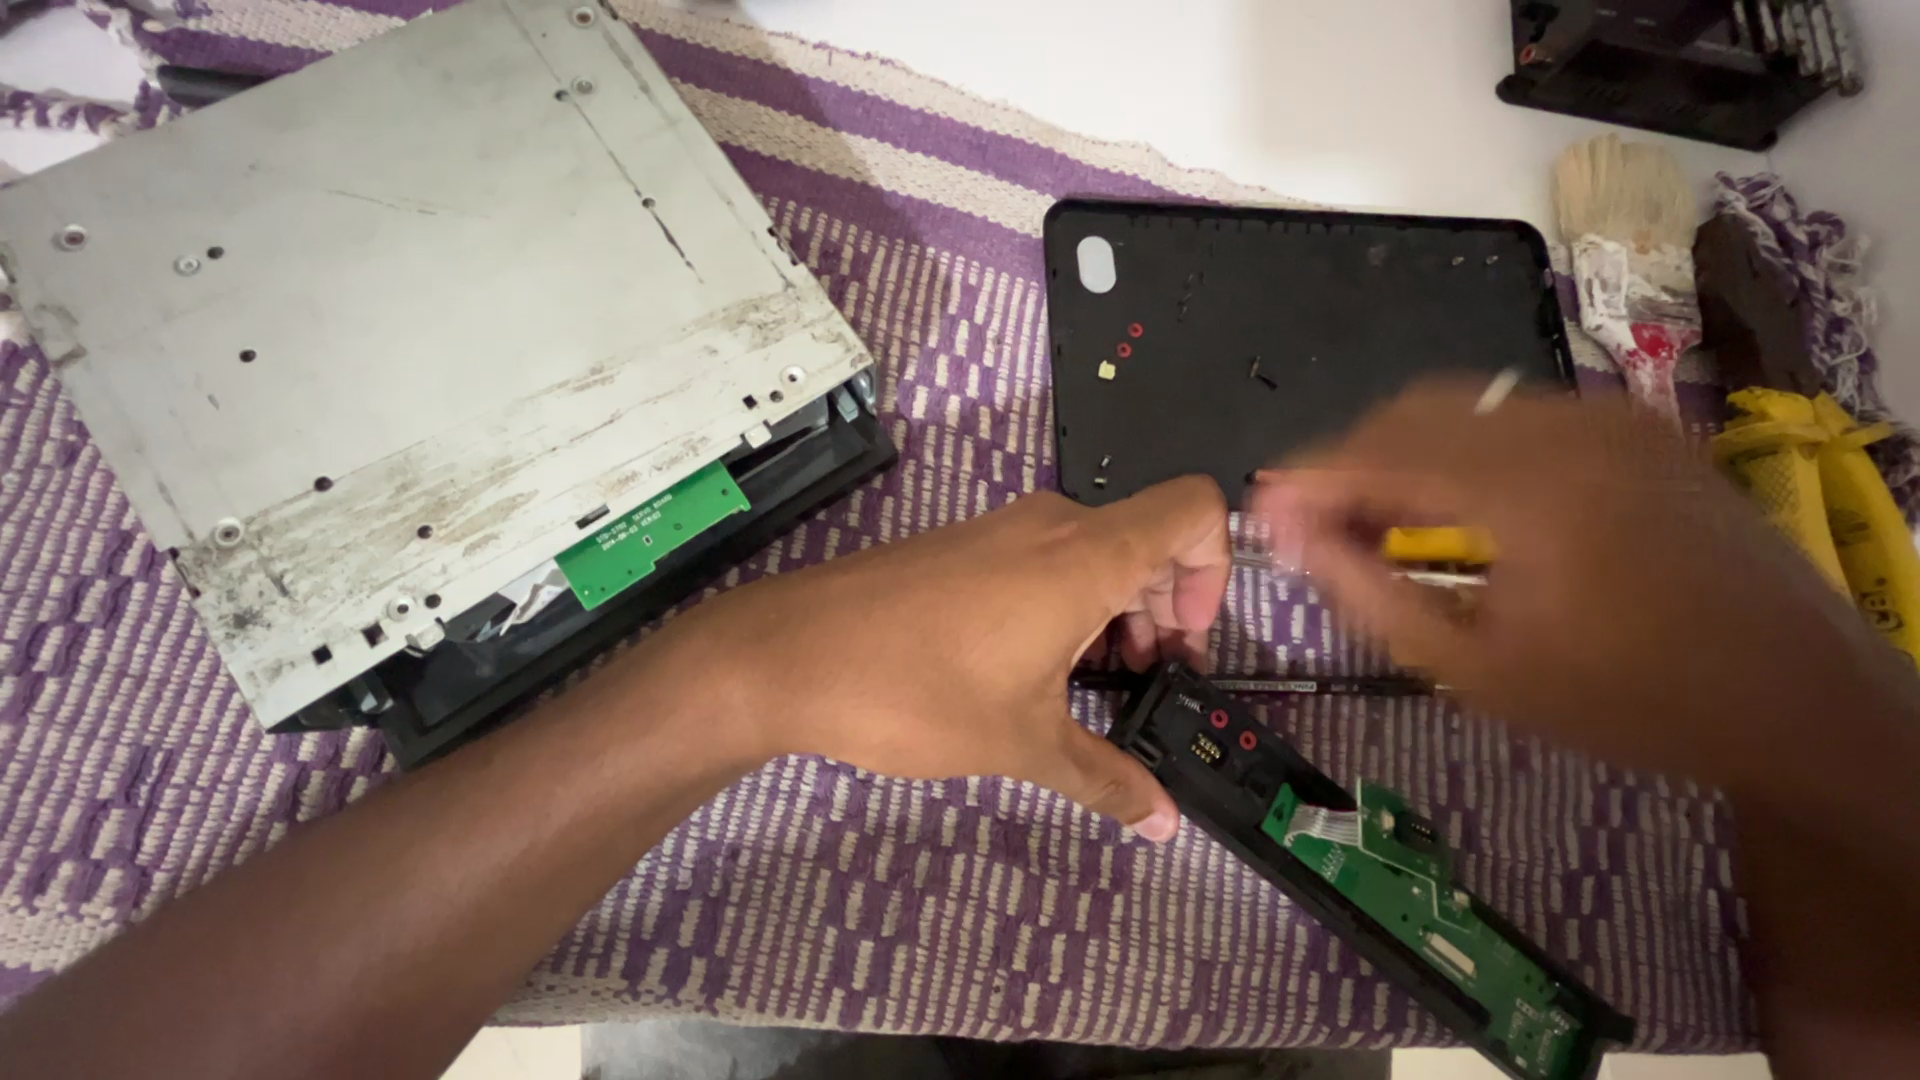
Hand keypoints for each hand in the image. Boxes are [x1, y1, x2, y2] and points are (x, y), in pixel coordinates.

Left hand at [660, 477, 1230, 840]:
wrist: (790, 653)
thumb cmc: (916, 691)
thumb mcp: (1022, 743)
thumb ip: (1105, 779)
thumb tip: (1162, 822)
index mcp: (1084, 556)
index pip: (1192, 510)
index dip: (1213, 571)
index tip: (1183, 644)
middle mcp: (1049, 525)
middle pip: (1147, 540)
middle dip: (1164, 610)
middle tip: (1139, 681)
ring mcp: (1000, 530)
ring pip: (1093, 551)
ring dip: (1112, 612)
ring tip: (1084, 683)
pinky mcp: (964, 547)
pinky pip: (1042, 558)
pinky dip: (1063, 602)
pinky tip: (1028, 665)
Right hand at [1248, 379, 1908, 785]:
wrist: (1805, 702)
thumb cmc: (1625, 700)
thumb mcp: (1471, 666)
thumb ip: (1365, 591)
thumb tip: (1292, 536)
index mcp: (1528, 488)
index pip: (1378, 453)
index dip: (1307, 476)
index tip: (1258, 505)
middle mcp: (1567, 428)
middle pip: (1409, 413)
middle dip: (1344, 461)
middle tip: (1309, 521)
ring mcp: (1607, 419)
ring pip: (1455, 407)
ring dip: (1394, 453)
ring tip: (1366, 517)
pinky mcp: (1630, 428)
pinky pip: (1504, 417)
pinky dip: (1450, 450)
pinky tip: (1440, 503)